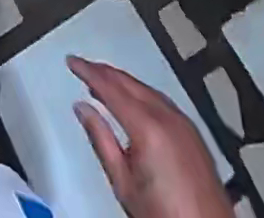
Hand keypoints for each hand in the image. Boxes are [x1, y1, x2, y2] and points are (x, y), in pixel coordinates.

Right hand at [69, 56, 230, 217]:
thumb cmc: (162, 214)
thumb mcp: (123, 182)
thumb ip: (101, 140)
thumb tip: (82, 107)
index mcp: (147, 126)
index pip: (111, 88)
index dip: (88, 71)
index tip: (72, 61)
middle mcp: (167, 116)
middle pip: (129, 83)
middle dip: (104, 72)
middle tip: (82, 67)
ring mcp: (183, 122)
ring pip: (145, 88)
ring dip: (122, 81)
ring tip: (101, 81)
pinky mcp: (192, 131)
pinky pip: (160, 100)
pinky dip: (140, 92)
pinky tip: (131, 99)